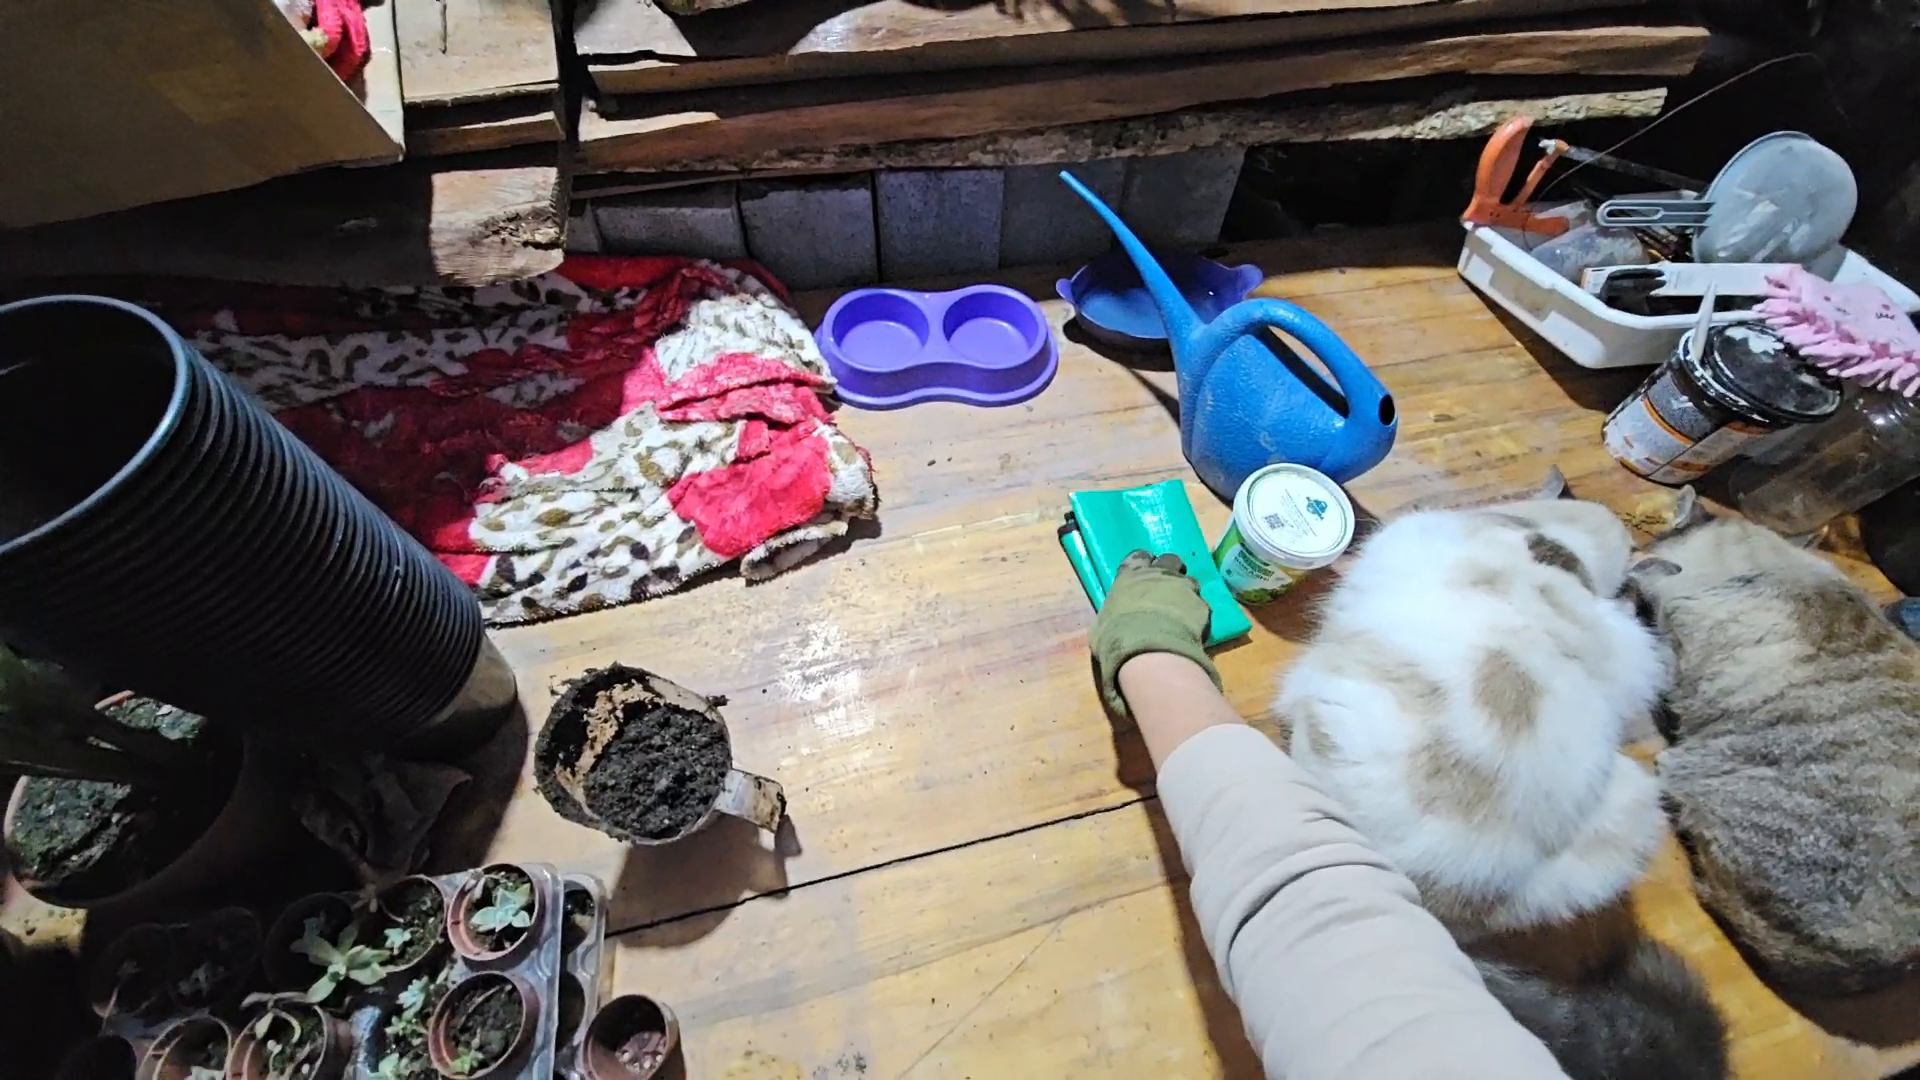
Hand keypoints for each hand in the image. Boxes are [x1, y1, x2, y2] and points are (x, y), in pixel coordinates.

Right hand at [1090, 552, 1219, 718]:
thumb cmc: (1116, 637)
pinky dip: (1198, 615)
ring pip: (1190, 581)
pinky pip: (1201, 606)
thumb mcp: (1102, 626)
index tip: (1145, 570)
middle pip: (1169, 560)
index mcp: (1129, 577)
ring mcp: (1183, 587)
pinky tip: (1193, 629)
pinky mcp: (1202, 605)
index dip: (1143, 561)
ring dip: (1186, 592)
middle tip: (1168, 586)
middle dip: (1170, 570)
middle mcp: (1157, 575)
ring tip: (1183, 611)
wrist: (1149, 650)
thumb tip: (1108, 624)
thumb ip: (1110, 617)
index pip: (1138, 557)